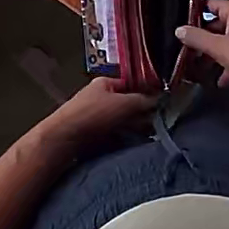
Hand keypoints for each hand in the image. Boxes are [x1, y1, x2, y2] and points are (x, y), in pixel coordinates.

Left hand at [38, 77, 156, 152]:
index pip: (131, 84)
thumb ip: (143, 100)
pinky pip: (116, 134)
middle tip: (160, 123)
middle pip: (128, 103)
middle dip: (143, 113)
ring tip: (152, 135)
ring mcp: (96, 116)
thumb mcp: (124, 103)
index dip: (147, 92)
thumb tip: (159, 100)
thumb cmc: (93, 114)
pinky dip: (126, 138)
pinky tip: (137, 144)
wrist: (64, 138)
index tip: (164, 103)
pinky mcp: (94, 134)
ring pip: (123, 120)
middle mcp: (100, 98)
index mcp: (105, 84)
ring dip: (136, 127)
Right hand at [175, 0, 228, 87]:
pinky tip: (223, 79)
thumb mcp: (218, 48)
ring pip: (228, 39)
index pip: (209, 4)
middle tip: (190, 49)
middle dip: (204, 38)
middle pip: (217, 23)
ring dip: (216, 53)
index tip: (183, 26)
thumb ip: (196, 38)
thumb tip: (181, 30)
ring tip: (204, 67)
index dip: (194, 14)